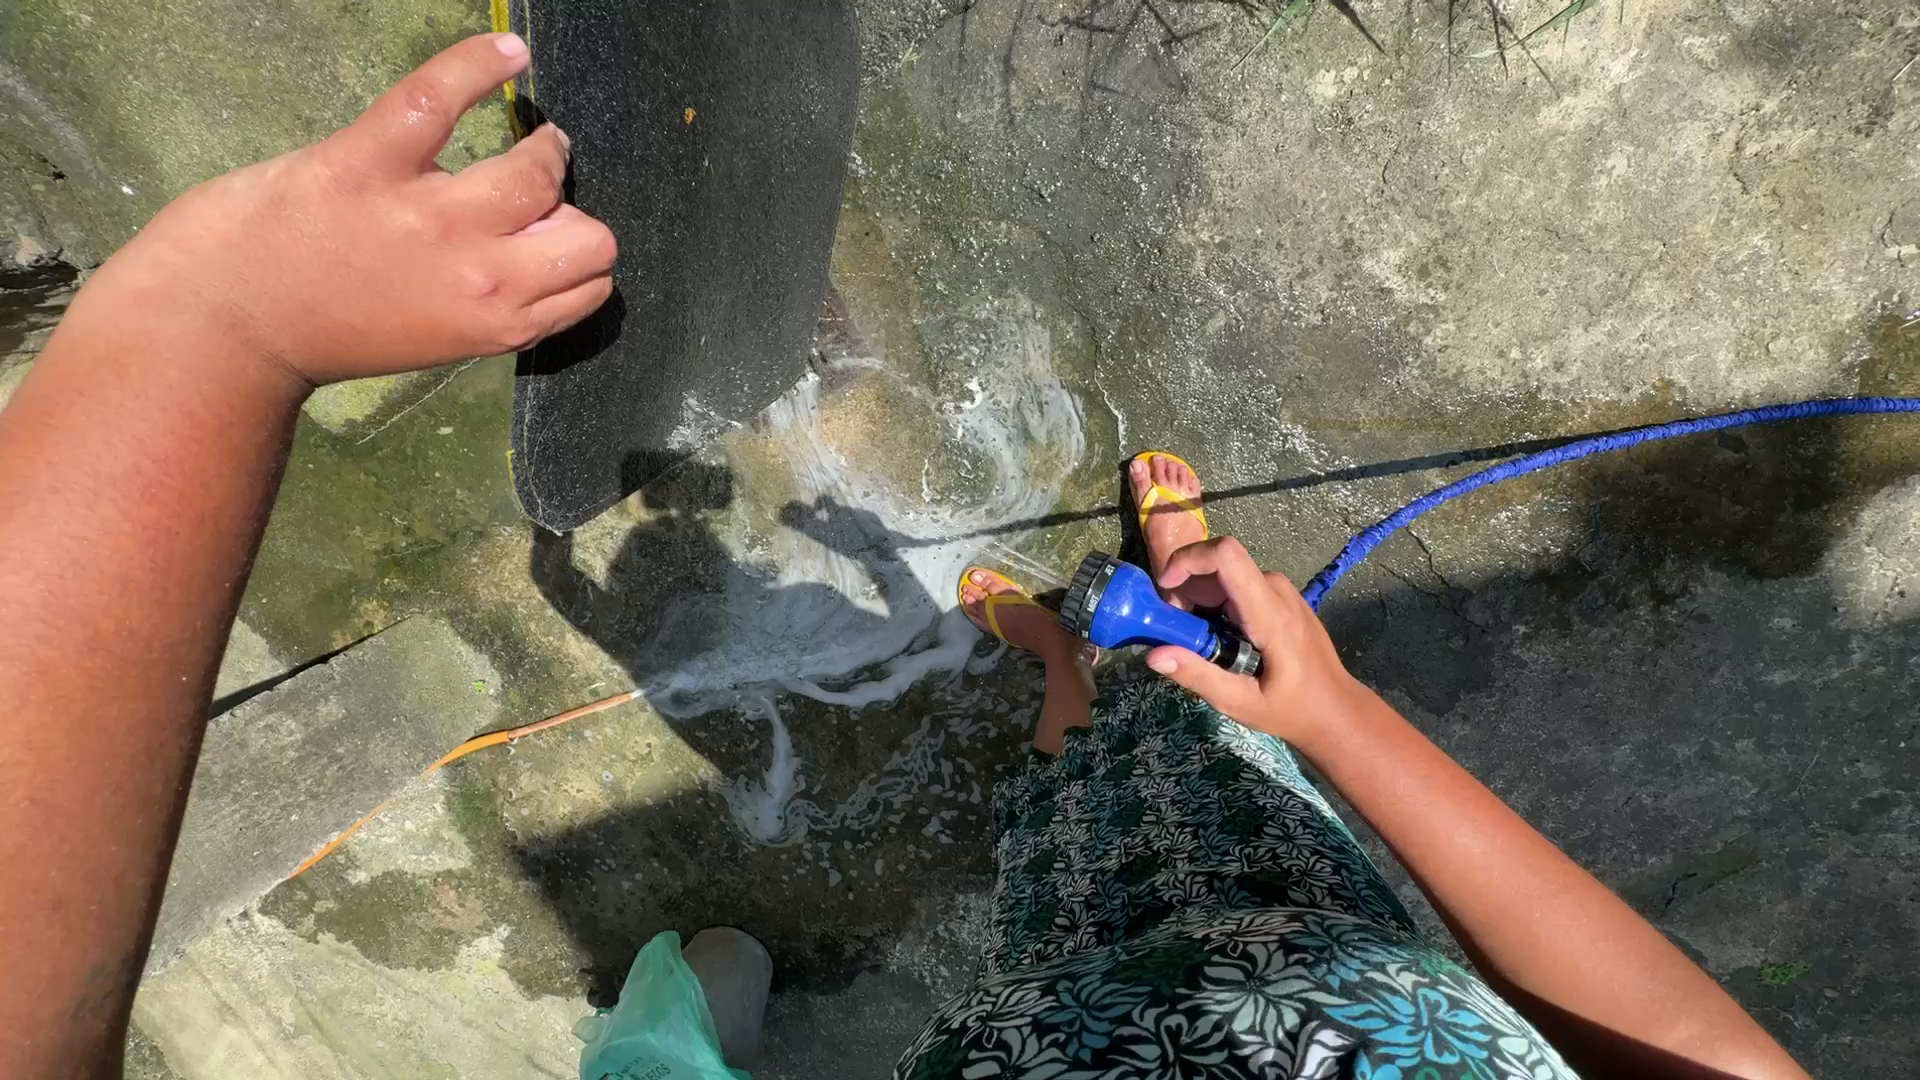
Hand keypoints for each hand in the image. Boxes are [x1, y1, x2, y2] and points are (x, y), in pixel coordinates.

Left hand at [74, 32, 614, 387]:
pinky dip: (479, 65)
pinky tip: (510, 52)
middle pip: (589, 235)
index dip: (579, 260)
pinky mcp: (373, 162)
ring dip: (544, 154)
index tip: (552, 244)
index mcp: (506, 323)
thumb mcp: (456, 340)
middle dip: (573, 217)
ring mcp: (433, 217)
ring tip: (533, 140)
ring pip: (537, 174)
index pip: (593, 281)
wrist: (237, 319)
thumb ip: (511, 306)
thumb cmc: (348, 333)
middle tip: (541, 199)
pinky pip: (438, 97)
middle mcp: (487, 275)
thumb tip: (545, 255)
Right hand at [1144, 536, 1358, 744]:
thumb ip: (1198, 676)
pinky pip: (1233, 584)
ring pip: (1220, 575)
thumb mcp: (1241, 703)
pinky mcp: (1276, 594)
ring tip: (1197, 642)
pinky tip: (1215, 638)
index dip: (1187, 560)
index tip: (1164, 589)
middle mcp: (1274, 589)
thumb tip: (1153, 655)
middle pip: (1215, 566)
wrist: (1336, 709)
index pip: (1226, 555)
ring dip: (1195, 600)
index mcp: (1269, 612)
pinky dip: (1210, 603)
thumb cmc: (1292, 709)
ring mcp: (1278, 588)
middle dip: (1183, 591)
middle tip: (1177, 633)